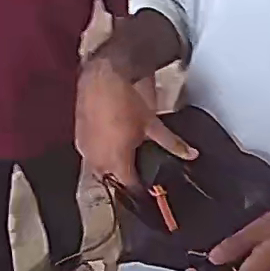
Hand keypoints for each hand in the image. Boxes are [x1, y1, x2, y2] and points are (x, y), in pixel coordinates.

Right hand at [76, 62, 193, 186]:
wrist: (102, 80)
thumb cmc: (125, 102)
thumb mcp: (152, 125)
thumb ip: (172, 144)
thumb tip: (191, 154)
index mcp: (118, 162)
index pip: (130, 188)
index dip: (141, 191)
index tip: (147, 190)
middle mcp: (99, 162)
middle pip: (113, 181)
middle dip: (124, 177)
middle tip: (135, 168)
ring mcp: (86, 151)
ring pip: (99, 169)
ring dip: (110, 166)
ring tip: (121, 153)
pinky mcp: (78, 140)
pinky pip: (90, 155)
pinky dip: (99, 153)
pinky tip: (108, 141)